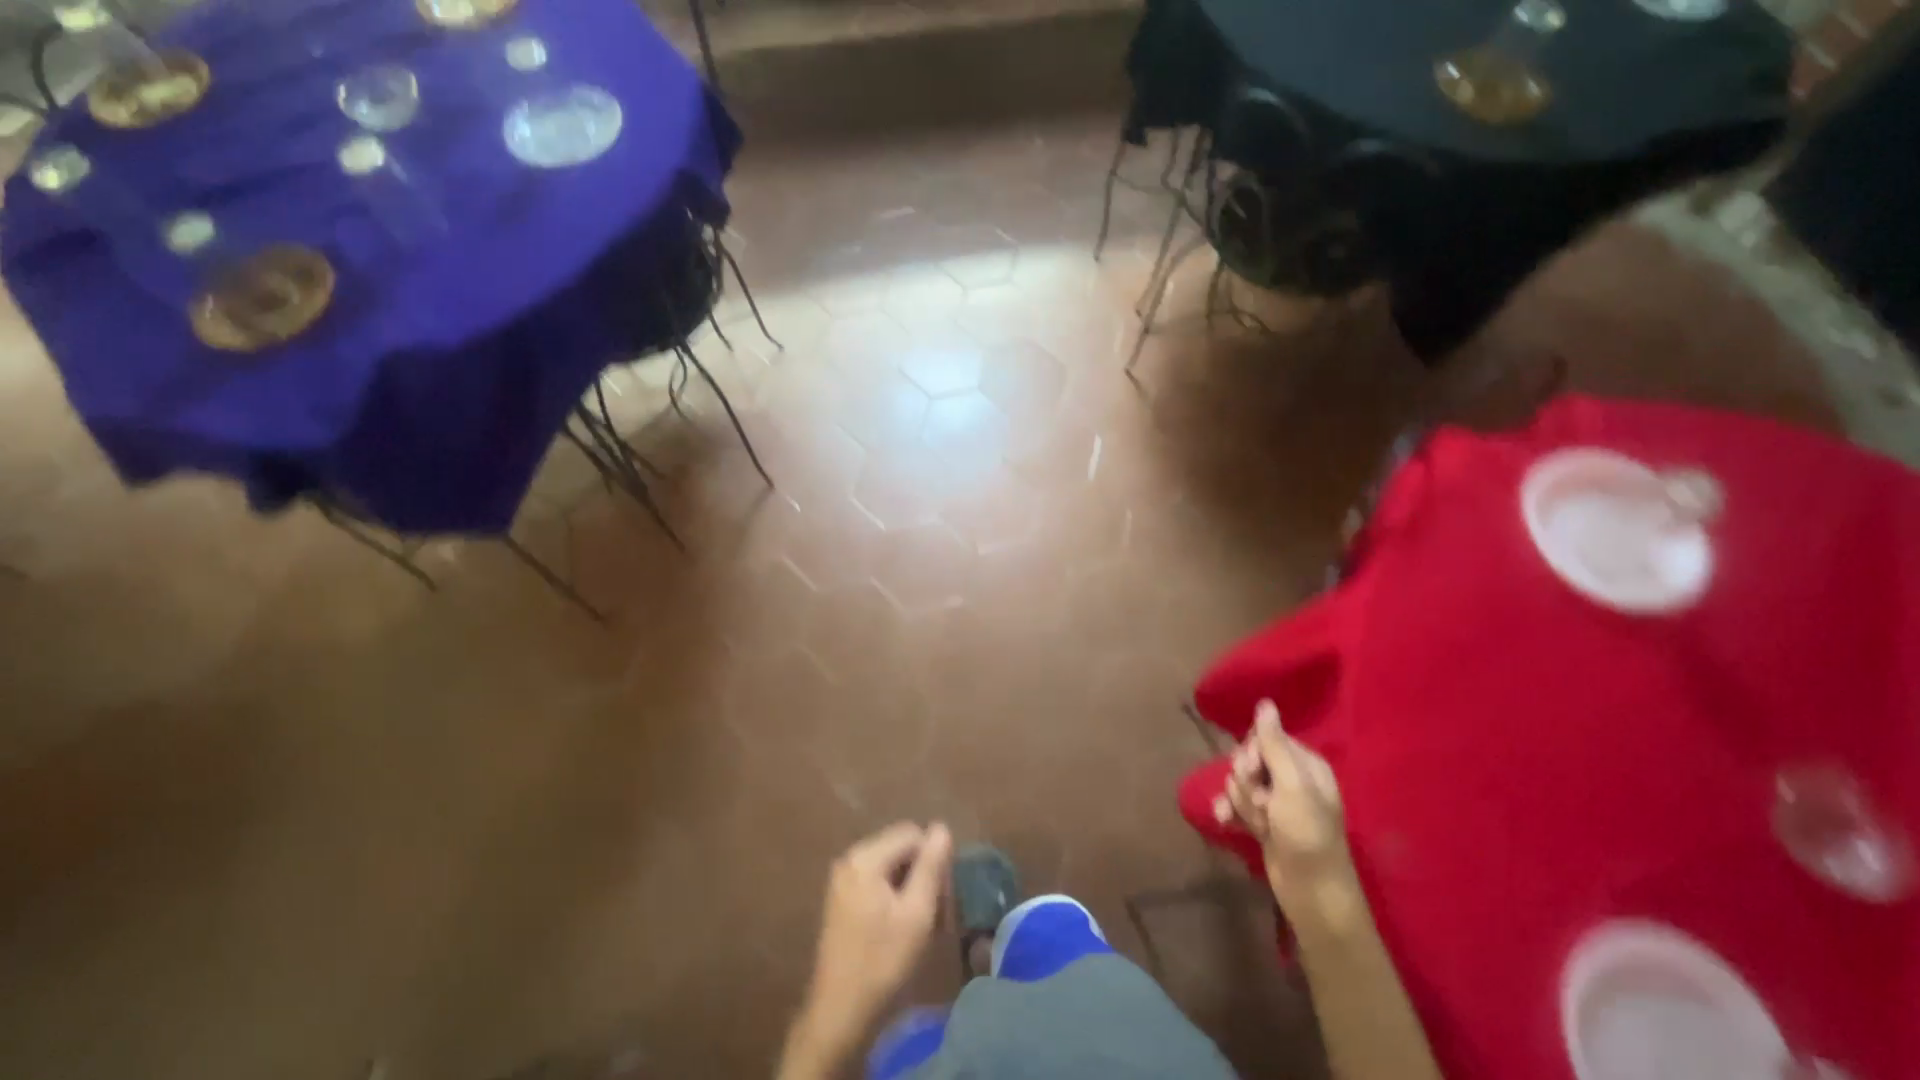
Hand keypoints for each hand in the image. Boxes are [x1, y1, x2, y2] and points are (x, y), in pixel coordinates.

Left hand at [799, 822, 953, 1043]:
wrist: (842, 1009)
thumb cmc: (883, 961)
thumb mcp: (917, 912)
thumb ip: (931, 866)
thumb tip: (941, 827)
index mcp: (864, 858)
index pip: (913, 834)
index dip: (934, 860)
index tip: (942, 896)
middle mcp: (849, 860)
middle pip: (901, 849)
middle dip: (923, 874)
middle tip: (935, 915)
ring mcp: (842, 880)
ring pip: (892, 868)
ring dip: (911, 889)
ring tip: (920, 925)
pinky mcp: (842, 900)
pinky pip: (877, 883)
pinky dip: (895, 899)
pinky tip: (901, 929)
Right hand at [1217, 700, 1353, 901]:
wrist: (1311, 891)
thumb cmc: (1306, 834)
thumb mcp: (1292, 786)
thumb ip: (1275, 744)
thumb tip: (1265, 703)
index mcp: (1305, 764)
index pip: (1266, 738)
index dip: (1252, 753)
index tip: (1252, 771)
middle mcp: (1291, 779)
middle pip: (1249, 760)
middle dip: (1246, 781)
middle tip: (1261, 803)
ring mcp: (1276, 803)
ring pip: (1240, 784)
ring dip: (1241, 802)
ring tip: (1258, 823)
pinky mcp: (1263, 824)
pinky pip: (1236, 806)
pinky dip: (1230, 812)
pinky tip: (1226, 822)